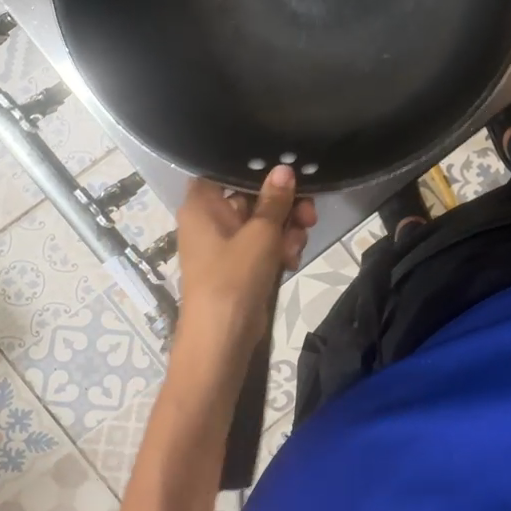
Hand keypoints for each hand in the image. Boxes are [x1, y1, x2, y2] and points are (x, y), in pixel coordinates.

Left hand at [174, 167, 316, 352]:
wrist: (222, 341)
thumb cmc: (233, 278)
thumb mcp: (260, 233)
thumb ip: (275, 199)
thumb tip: (284, 169)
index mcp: (202, 204)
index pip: (227, 170)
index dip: (257, 169)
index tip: (287, 171)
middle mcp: (210, 219)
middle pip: (253, 196)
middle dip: (284, 206)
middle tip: (308, 215)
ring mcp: (224, 243)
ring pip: (263, 220)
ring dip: (286, 229)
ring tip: (296, 246)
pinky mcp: (239, 264)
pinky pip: (263, 243)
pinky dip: (279, 248)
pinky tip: (291, 261)